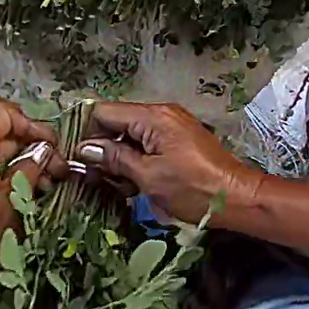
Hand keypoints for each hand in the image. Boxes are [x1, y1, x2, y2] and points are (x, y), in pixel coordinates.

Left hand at [0, 102, 56, 297]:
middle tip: (60, 169)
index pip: (1, 116)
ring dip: (24, 166)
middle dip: (32, 148)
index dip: (30, 124)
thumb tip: (45, 151)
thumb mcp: (10, 200)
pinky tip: (28, 196)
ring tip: (49, 184)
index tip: (53, 143)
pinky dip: (8, 180)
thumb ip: (30, 168)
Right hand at [77, 102, 267, 225]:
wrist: (236, 197)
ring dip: (118, 158)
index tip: (72, 157)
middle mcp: (162, 113)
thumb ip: (115, 158)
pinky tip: (130, 184)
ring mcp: (171, 126)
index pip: (105, 111)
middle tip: (88, 177)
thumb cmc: (193, 188)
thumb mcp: (148, 176)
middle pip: (117, 122)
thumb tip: (84, 149)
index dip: (85, 132)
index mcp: (153, 116)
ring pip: (130, 135)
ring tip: (112, 185)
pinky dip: (135, 160)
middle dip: (101, 148)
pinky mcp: (178, 140)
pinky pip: (146, 143)